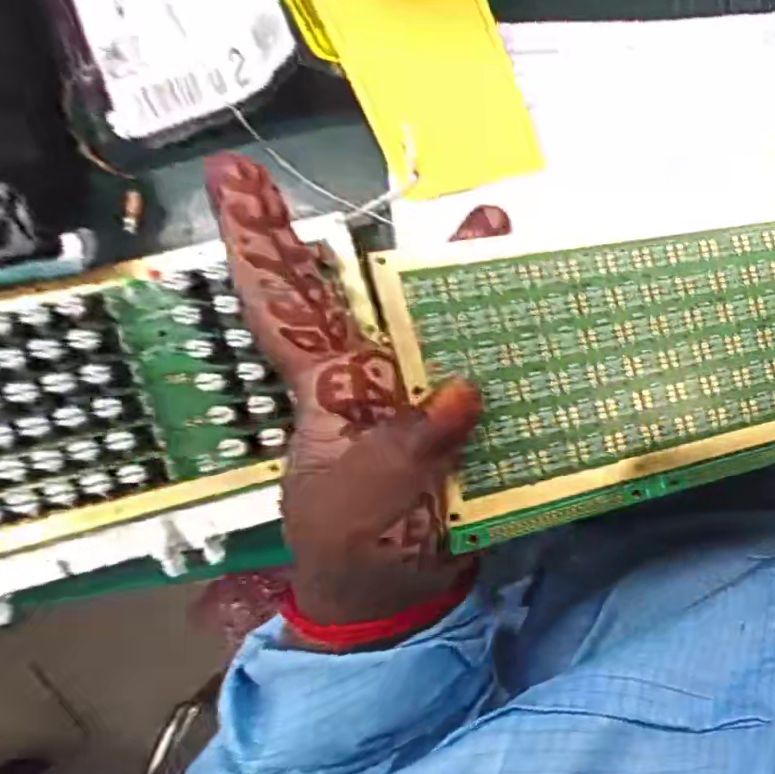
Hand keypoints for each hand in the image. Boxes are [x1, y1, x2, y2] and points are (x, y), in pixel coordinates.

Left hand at [205, 154, 481, 638]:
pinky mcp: (471, 426)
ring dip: (477, 285)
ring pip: (451, 328)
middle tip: (468, 209)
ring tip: (506, 240)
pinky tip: (539, 324)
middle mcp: (382, 380)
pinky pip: (494, 375)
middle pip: (392, 297)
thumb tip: (465, 390)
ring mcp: (429, 402)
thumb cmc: (355, 550)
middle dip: (419, 246)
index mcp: (329, 391)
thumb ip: (406, 447)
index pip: (286, 307)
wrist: (399, 595)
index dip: (262, 243)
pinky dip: (514, 349)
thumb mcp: (361, 503)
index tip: (235, 179)